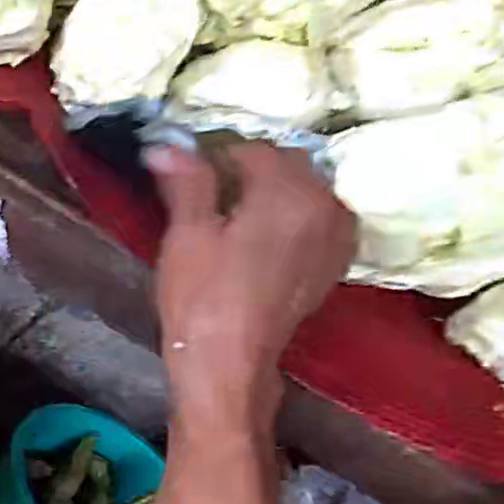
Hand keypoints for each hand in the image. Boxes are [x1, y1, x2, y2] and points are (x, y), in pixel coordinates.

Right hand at [148, 142, 355, 430]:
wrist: (229, 358)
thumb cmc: (201, 296)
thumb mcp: (187, 236)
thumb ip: (187, 184)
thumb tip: (167, 144)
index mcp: (289, 192)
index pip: (253, 149)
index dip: (215, 153)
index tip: (184, 169)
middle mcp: (326, 205)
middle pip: (287, 165)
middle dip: (247, 169)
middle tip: (203, 190)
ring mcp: (337, 235)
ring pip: (304, 190)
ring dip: (269, 191)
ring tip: (229, 213)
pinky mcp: (333, 261)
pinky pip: (315, 218)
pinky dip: (288, 215)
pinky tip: (257, 235)